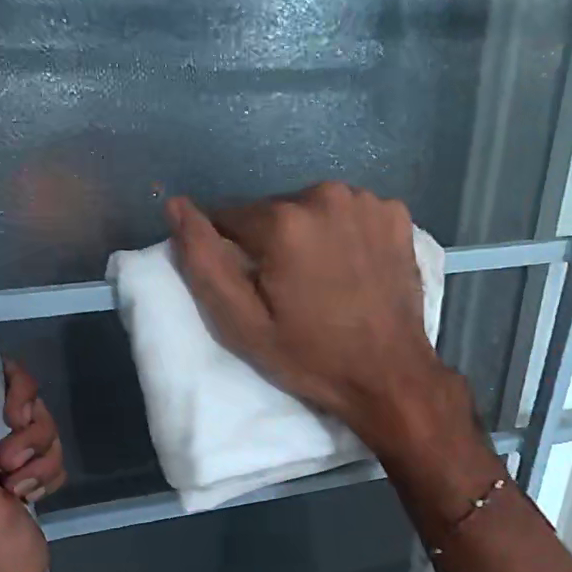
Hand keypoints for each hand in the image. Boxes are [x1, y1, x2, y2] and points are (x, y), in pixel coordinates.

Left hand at [0, 362, 64, 571]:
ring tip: (20, 491)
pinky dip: (47, 472)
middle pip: (12, 394)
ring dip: (40, 456)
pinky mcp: (15, 468)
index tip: (16, 418)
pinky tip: (32, 498)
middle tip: (13, 465)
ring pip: (35, 422)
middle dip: (28, 430)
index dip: (3, 388)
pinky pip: (46, 448)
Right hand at [166, 184, 462, 444]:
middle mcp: (326, 195)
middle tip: (286, 290)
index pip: (230, 217)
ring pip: (312, 209)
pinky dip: (344, 233)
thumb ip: (203, 262)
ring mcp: (367, 202)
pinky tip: (352, 267)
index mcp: (284, 220)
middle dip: (270, 243)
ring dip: (308, 235)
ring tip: (322, 280)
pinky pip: (349, 214)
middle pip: (273, 211)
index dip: (231, 252)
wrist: (389, 376)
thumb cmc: (311, 357)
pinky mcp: (396, 213)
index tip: (250, 286)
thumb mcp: (242, 324)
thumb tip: (175, 206)